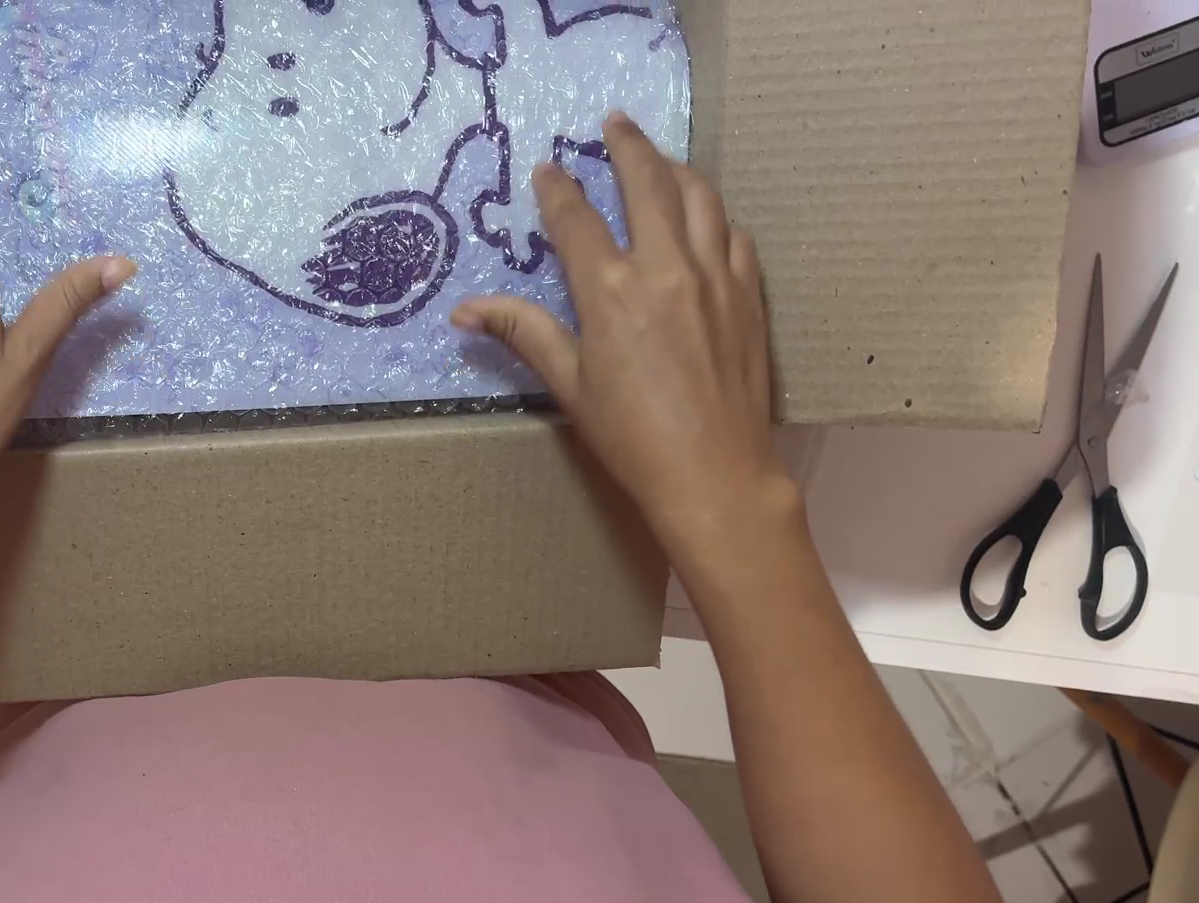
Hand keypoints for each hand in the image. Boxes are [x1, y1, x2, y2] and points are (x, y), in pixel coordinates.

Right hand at [452, 113, 790, 558]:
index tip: (547, 168)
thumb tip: (465, 311)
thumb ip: (522, 333)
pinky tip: (702, 212)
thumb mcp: (568, 384)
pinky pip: (731, 230)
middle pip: (648, 184)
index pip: (577, 222)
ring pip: (698, 196)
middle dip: (628, 147)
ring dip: (674, 166)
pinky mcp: (748, 291)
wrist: (713, 469)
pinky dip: (711, 209)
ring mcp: (715, 274)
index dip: (558, 190)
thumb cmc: (628, 434)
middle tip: (614, 123)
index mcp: (611, 293)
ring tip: (658, 155)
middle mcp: (665, 268)